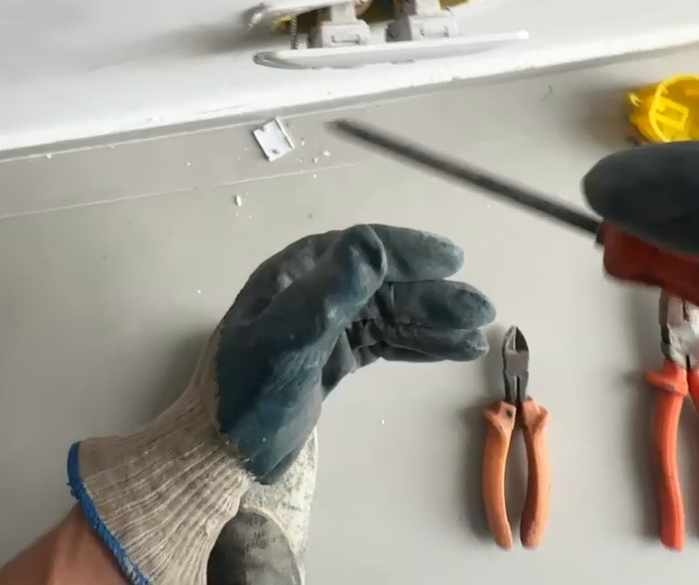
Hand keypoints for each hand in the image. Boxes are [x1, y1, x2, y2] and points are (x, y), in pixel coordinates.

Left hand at [214, 224, 495, 480]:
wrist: (218, 453)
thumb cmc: (246, 394)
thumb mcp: (286, 340)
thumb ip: (327, 294)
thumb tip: (371, 245)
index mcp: (295, 274)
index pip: (361, 250)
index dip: (408, 251)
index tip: (452, 260)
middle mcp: (312, 292)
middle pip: (382, 284)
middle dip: (430, 293)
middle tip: (480, 308)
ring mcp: (323, 325)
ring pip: (387, 314)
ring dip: (431, 320)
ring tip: (476, 333)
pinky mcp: (332, 357)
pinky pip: (382, 342)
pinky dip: (415, 344)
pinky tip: (449, 348)